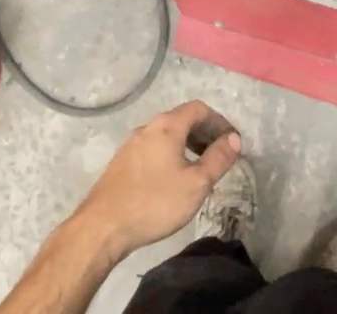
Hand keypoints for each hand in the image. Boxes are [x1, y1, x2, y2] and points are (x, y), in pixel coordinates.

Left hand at [69, 100, 242, 259]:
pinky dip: (170, 153)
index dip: (219, 121)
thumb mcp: (196, 184)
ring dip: (187, 144)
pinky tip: (172, 178)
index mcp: (167, 126)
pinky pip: (153, 147)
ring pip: (166, 134)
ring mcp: (131, 144)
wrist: (103, 227)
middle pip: (181, 119)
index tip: (231, 142)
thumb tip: (233, 139)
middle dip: (204, 132)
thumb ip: (218, 159)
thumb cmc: (155, 202)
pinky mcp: (121, 162)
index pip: (199, 108)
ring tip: (199, 168)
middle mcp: (147, 127)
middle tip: (218, 154)